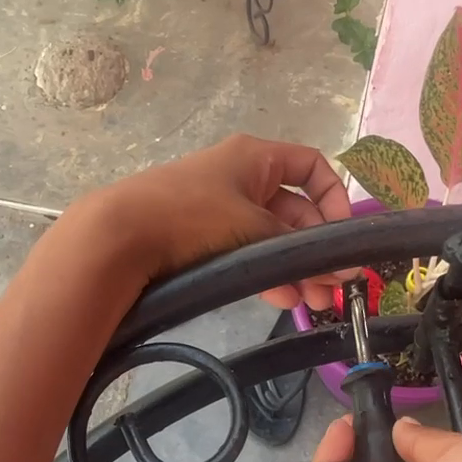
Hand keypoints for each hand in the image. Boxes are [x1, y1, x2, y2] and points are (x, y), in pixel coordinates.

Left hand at [61, 134, 351, 308]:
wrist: (119, 235)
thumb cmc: (191, 216)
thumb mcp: (253, 228)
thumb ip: (299, 251)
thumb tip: (341, 273)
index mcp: (256, 158)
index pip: (312, 167)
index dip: (334, 199)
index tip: (341, 237)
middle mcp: (242, 178)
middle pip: (295, 211)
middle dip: (315, 249)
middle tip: (333, 288)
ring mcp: (222, 209)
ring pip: (272, 238)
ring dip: (296, 269)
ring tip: (314, 303)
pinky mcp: (205, 240)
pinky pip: (248, 254)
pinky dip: (268, 274)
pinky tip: (284, 300)